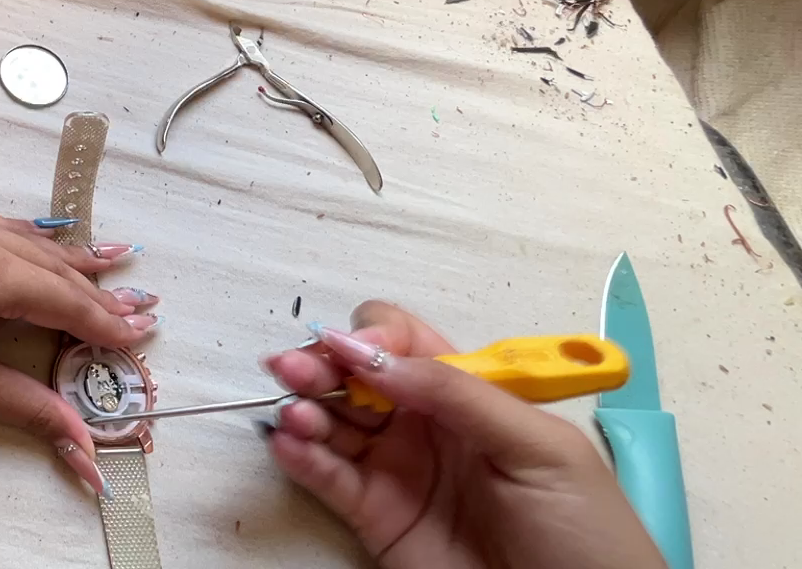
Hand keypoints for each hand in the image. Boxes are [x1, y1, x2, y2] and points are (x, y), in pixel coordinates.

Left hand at [0, 208, 156, 496]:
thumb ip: (27, 402)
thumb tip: (84, 445)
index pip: (58, 297)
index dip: (102, 320)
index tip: (139, 331)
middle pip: (41, 260)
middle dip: (89, 285)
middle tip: (136, 298)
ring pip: (10, 235)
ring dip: (54, 253)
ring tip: (102, 258)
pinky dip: (10, 239)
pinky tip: (31, 244)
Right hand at [261, 301, 664, 568]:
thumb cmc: (588, 539)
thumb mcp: (543, 451)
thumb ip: (455, 392)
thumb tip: (364, 350)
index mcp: (462, 397)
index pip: (400, 342)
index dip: (371, 337)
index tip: (351, 350)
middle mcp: (418, 423)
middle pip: (349, 373)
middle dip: (315, 363)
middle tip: (292, 370)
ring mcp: (390, 467)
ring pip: (327, 417)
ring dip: (301, 407)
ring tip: (297, 419)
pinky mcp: (369, 513)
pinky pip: (321, 473)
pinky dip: (295, 453)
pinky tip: (289, 446)